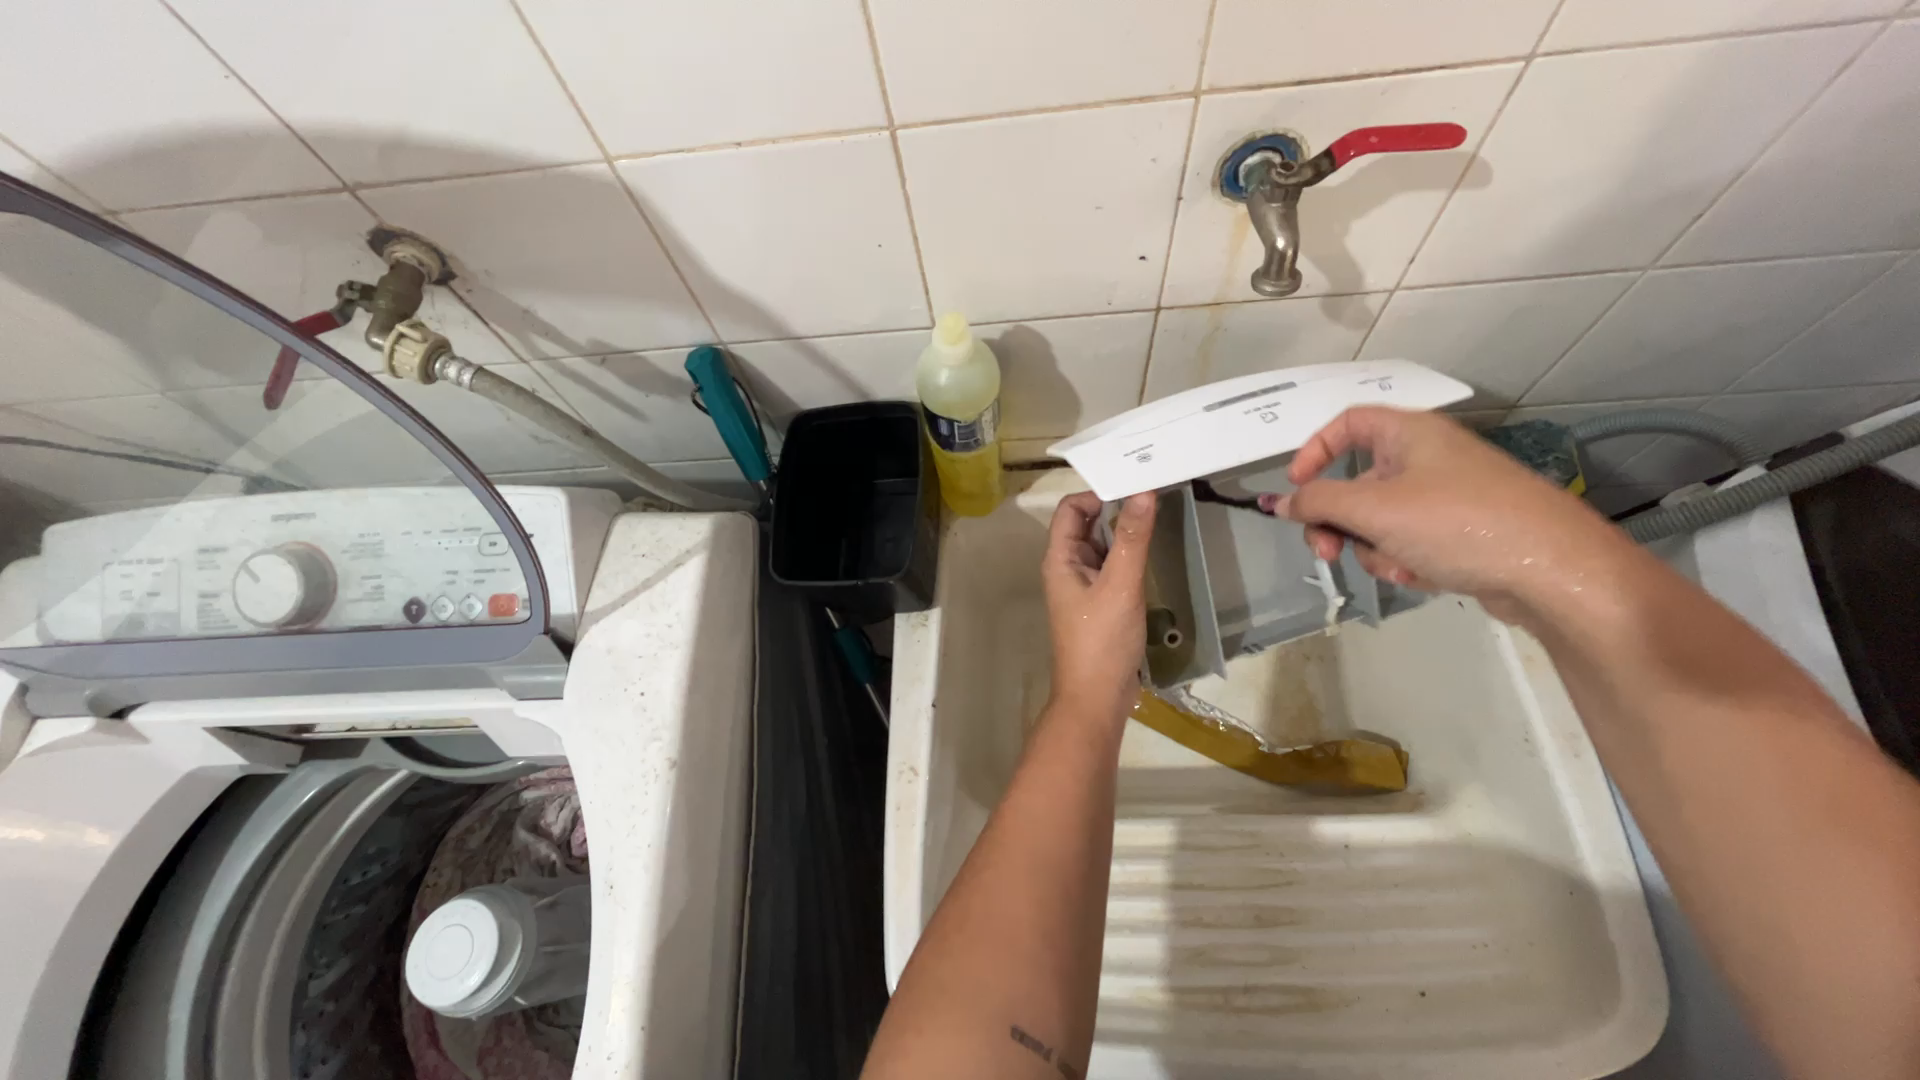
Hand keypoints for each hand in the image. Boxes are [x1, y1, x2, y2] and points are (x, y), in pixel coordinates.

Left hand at [1041, 490, 1156, 722]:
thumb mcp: (1120, 585)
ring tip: (1160, 512)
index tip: (1133, 482)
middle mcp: (1068, 567)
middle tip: (1154, 490)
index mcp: (1060, 559)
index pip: (1070, 509)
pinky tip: (1155, 550)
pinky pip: (1113, 567)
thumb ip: (1132, 539)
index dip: (1097, 492)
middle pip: (1087, 524)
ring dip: (1125, 530)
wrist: (1096, 698)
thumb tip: (1144, 492)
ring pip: (1102, 546)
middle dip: (1115, 506)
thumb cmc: (1101, 640)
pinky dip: (1130, 554)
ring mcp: (1084, 586)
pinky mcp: (1101, 602)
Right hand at [1260, 407, 1633, 624]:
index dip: (1314, 451)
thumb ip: (1318, 503)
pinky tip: (1423, 576)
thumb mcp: (1374, 510)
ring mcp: (1447, 497)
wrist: (1553, 571)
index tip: (1296, 488)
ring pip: (1379, 520)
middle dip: (1337, 521)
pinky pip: (1410, 542)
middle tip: (1327, 552)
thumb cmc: (1457, 523)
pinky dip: (1405, 560)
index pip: (1347, 424)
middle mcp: (1428, 458)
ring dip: (1374, 547)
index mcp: (1411, 434)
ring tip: (1398, 567)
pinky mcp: (1462, 533)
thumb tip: (1278, 503)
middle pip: (1356, 483)